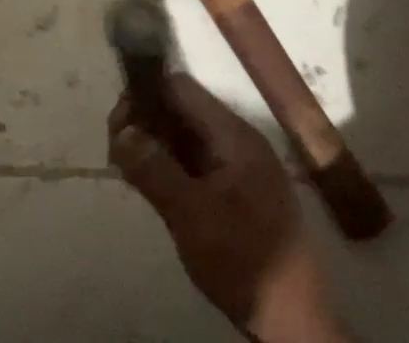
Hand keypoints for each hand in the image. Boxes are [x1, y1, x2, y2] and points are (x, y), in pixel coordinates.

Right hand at [110, 75, 341, 339]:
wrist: (291, 320)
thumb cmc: (242, 259)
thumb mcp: (191, 215)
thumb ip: (153, 169)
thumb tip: (121, 130)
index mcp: (233, 136)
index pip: (180, 89)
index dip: (143, 95)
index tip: (116, 125)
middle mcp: (236, 142)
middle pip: (179, 109)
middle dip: (143, 122)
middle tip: (116, 154)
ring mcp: (236, 166)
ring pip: (182, 136)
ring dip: (151, 144)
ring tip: (126, 169)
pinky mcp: (232, 190)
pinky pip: (191, 161)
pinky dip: (165, 164)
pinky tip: (146, 183)